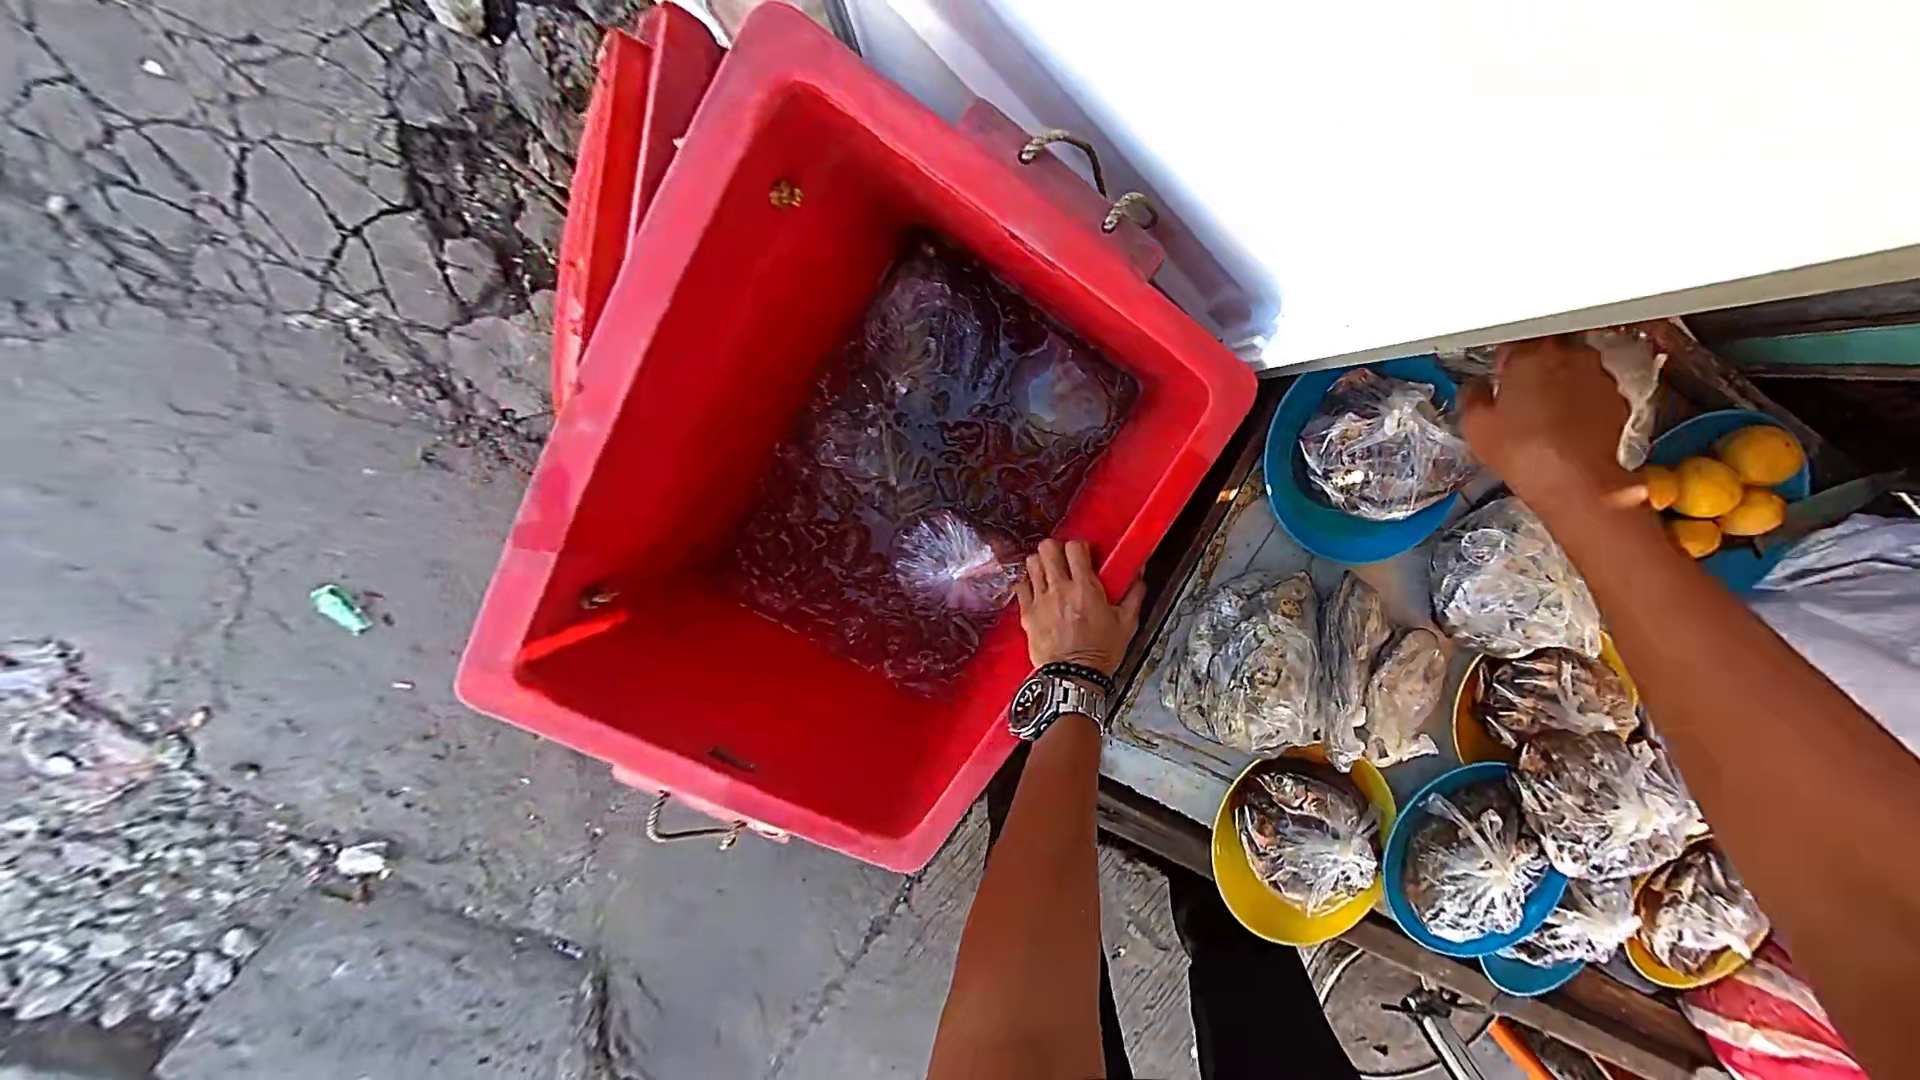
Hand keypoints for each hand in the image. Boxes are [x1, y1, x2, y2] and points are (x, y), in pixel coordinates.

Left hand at [1013, 539, 1144, 677]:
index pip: (1075, 548)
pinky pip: (1020, 585)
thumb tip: (1139, 573)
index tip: (1084, 554)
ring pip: (1032, 562)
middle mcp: (1060, 589)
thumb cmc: (1101, 652)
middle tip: (1063, 559)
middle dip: (1056, 549)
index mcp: (1085, 588)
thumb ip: (1133, 594)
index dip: (1079, 546)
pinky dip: (1027, 582)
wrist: (1074, 677)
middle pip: (1047, 548)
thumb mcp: (1127, 623)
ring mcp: (1040, 600)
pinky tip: (1036, 589)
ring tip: (1049, 572)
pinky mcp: (1027, 613)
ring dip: (1040, 563)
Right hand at [1459, 336, 1640, 514]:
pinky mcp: (1617, 398)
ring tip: (1539, 410)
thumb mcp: (1474, 423)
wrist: (1571, 476)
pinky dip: (1579, 400)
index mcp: (1530, 356)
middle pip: (1549, 350)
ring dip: (1558, 382)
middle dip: (1533, 366)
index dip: (1502, 358)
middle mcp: (1571, 357)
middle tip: (1516, 391)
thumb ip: (1472, 396)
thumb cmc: (1521, 448)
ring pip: (1574, 369)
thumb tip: (1475, 388)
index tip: (1496, 373)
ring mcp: (1599, 376)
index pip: (1513, 341)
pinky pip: (1592, 391)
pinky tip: (1562, 422)